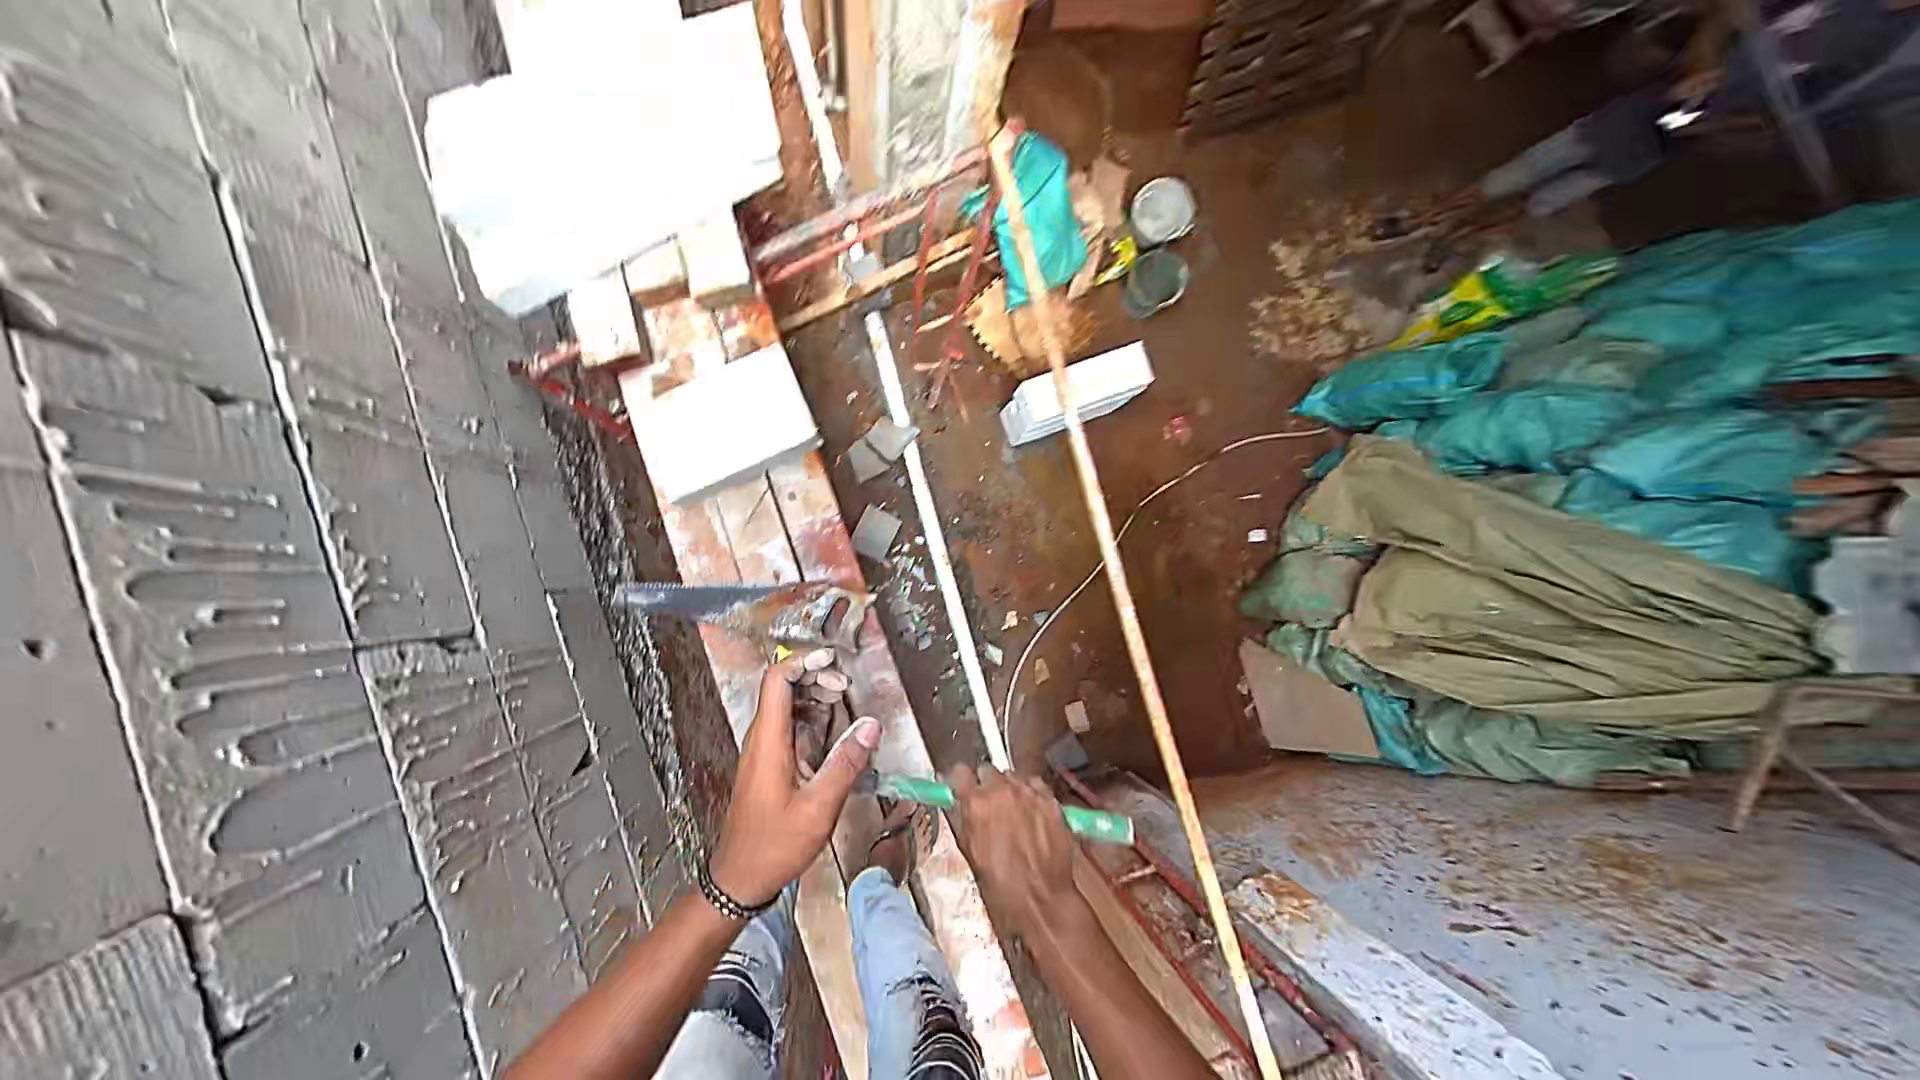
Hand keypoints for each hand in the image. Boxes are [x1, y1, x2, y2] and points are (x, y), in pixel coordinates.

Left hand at [710, 651, 880, 908]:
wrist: (740, 879)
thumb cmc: (774, 846)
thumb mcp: (818, 808)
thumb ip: (846, 764)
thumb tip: (871, 726)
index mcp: (769, 741)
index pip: (777, 680)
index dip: (804, 661)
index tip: (833, 660)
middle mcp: (763, 738)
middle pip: (783, 687)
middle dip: (816, 676)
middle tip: (845, 686)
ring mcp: (765, 750)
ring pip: (788, 705)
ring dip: (815, 696)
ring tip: (843, 701)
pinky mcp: (771, 762)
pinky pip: (791, 726)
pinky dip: (813, 717)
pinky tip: (834, 729)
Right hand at [947, 765, 1080, 940]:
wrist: (1041, 898)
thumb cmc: (1001, 884)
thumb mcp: (970, 851)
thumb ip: (964, 818)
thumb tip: (959, 802)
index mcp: (976, 803)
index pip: (959, 772)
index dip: (960, 781)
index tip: (962, 787)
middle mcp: (1001, 790)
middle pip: (987, 770)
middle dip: (986, 785)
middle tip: (989, 805)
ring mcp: (1028, 792)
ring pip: (1012, 776)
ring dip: (1009, 788)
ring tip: (1013, 811)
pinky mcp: (1049, 799)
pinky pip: (1035, 785)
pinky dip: (1031, 793)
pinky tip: (1032, 811)